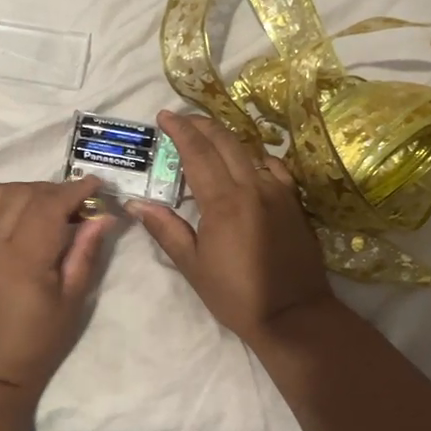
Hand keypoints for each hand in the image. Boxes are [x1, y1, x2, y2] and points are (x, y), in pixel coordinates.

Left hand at [0, 175, 113, 395]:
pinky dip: (7, 199)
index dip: (76, 189)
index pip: (50, 204)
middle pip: (26, 192)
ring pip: (0, 192)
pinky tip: (25, 214)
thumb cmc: (38, 342)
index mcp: (24, 258)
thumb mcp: (72, 302)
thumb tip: (103, 217)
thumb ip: (85, 253)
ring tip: (51, 206)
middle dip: (56, 189)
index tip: (98, 185)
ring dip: (29, 189)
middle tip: (80, 202)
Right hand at [130, 111, 335, 345]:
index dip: (180, 131)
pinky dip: (254, 157)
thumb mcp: (192, 266)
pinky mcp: (294, 202)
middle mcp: (253, 187)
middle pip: (225, 141)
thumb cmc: (236, 294)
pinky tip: (247, 164)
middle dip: (201, 125)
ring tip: (207, 136)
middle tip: (181, 119)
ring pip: (249, 150)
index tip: (164, 116)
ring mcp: (278, 191)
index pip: (198, 152)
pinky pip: (273, 167)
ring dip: (225, 138)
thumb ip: (165, 229)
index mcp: (223, 201)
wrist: (294, 314)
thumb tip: (137, 204)